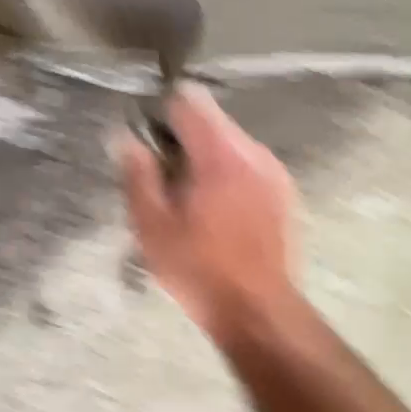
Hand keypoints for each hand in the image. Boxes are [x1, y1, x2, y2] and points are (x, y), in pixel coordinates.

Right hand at [117, 83, 301, 347]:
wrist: (256, 307)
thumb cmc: (196, 267)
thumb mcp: (150, 224)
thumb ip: (138, 175)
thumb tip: (125, 138)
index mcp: (220, 156)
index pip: (190, 103)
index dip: (161, 111)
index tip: (140, 135)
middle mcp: (255, 154)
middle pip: (211, 124)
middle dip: (180, 141)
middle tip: (154, 178)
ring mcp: (275, 173)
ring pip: (230, 147)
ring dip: (202, 161)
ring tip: (180, 199)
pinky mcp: (284, 194)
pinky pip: (246, 168)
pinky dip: (223, 177)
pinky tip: (209, 213)